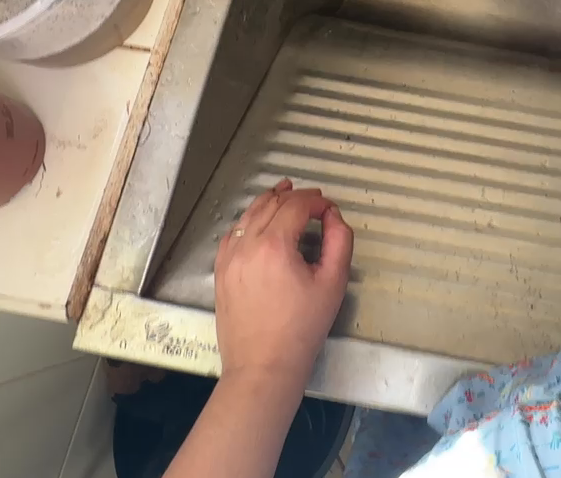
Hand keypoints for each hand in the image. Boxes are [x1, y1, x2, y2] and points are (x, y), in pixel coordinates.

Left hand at [214, 179, 353, 388]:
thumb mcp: (333, 282)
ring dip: (270, 201)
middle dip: (295, 196)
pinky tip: (258, 221)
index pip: (296, 206)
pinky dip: (248, 221)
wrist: (264, 368)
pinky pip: (233, 234)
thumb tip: (332, 216)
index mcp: (275, 246)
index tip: (329, 209)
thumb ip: (339, 240)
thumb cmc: (302, 328)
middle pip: (272, 204)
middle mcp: (247, 246)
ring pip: (249, 215)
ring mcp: (229, 259)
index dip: (316, 201)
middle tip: (314, 199)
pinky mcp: (221, 273)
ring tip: (285, 193)